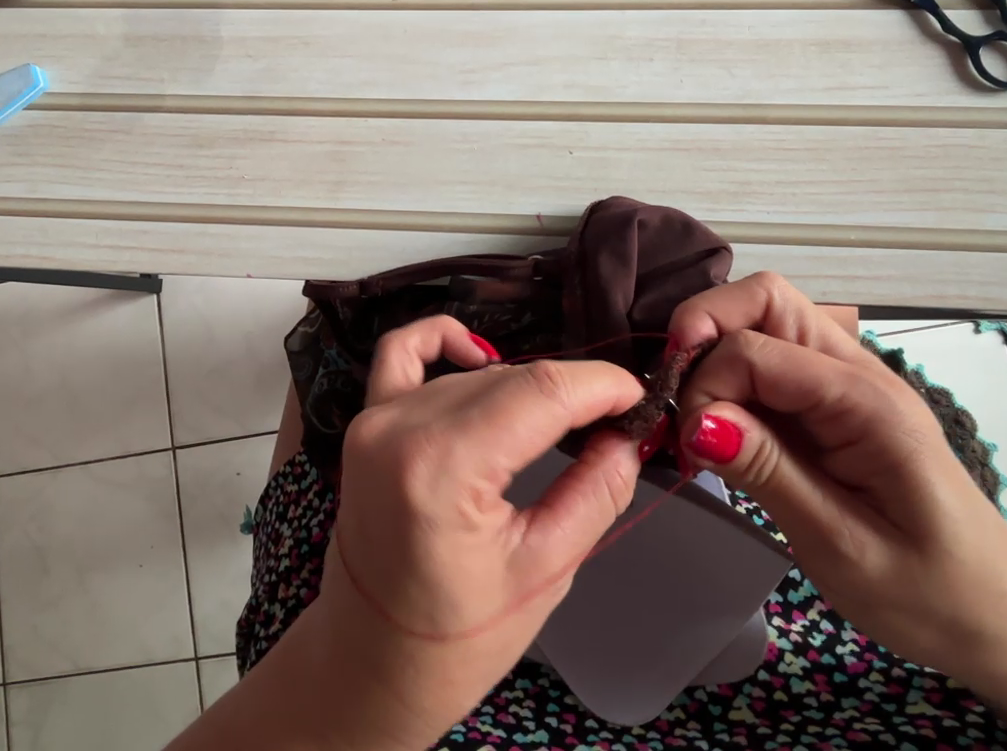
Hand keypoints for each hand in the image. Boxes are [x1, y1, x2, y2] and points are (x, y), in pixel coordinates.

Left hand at [311, 316, 644, 746]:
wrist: (366, 664)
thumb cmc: (453, 641)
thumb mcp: (544, 573)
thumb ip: (596, 491)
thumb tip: (630, 433)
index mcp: (443, 469)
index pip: (542, 391)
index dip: (602, 385)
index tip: (641, 396)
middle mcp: (401, 428)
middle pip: (512, 377)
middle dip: (575, 390)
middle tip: (617, 421)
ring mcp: (375, 420)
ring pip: (474, 373)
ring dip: (527, 385)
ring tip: (566, 421)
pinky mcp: (366, 423)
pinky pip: (402, 352)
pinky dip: (446, 341)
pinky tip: (483, 356)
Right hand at [667, 273, 1006, 687]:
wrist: (1002, 625)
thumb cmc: (930, 596)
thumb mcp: (840, 545)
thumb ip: (766, 471)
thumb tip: (693, 418)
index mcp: (866, 402)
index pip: (754, 348)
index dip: (703, 384)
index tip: (687, 445)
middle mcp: (857, 371)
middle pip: (763, 298)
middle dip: (702, 331)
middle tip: (676, 404)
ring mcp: (846, 381)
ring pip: (762, 319)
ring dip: (712, 351)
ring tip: (693, 418)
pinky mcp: (832, 402)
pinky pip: (770, 358)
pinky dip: (729, 376)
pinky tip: (718, 425)